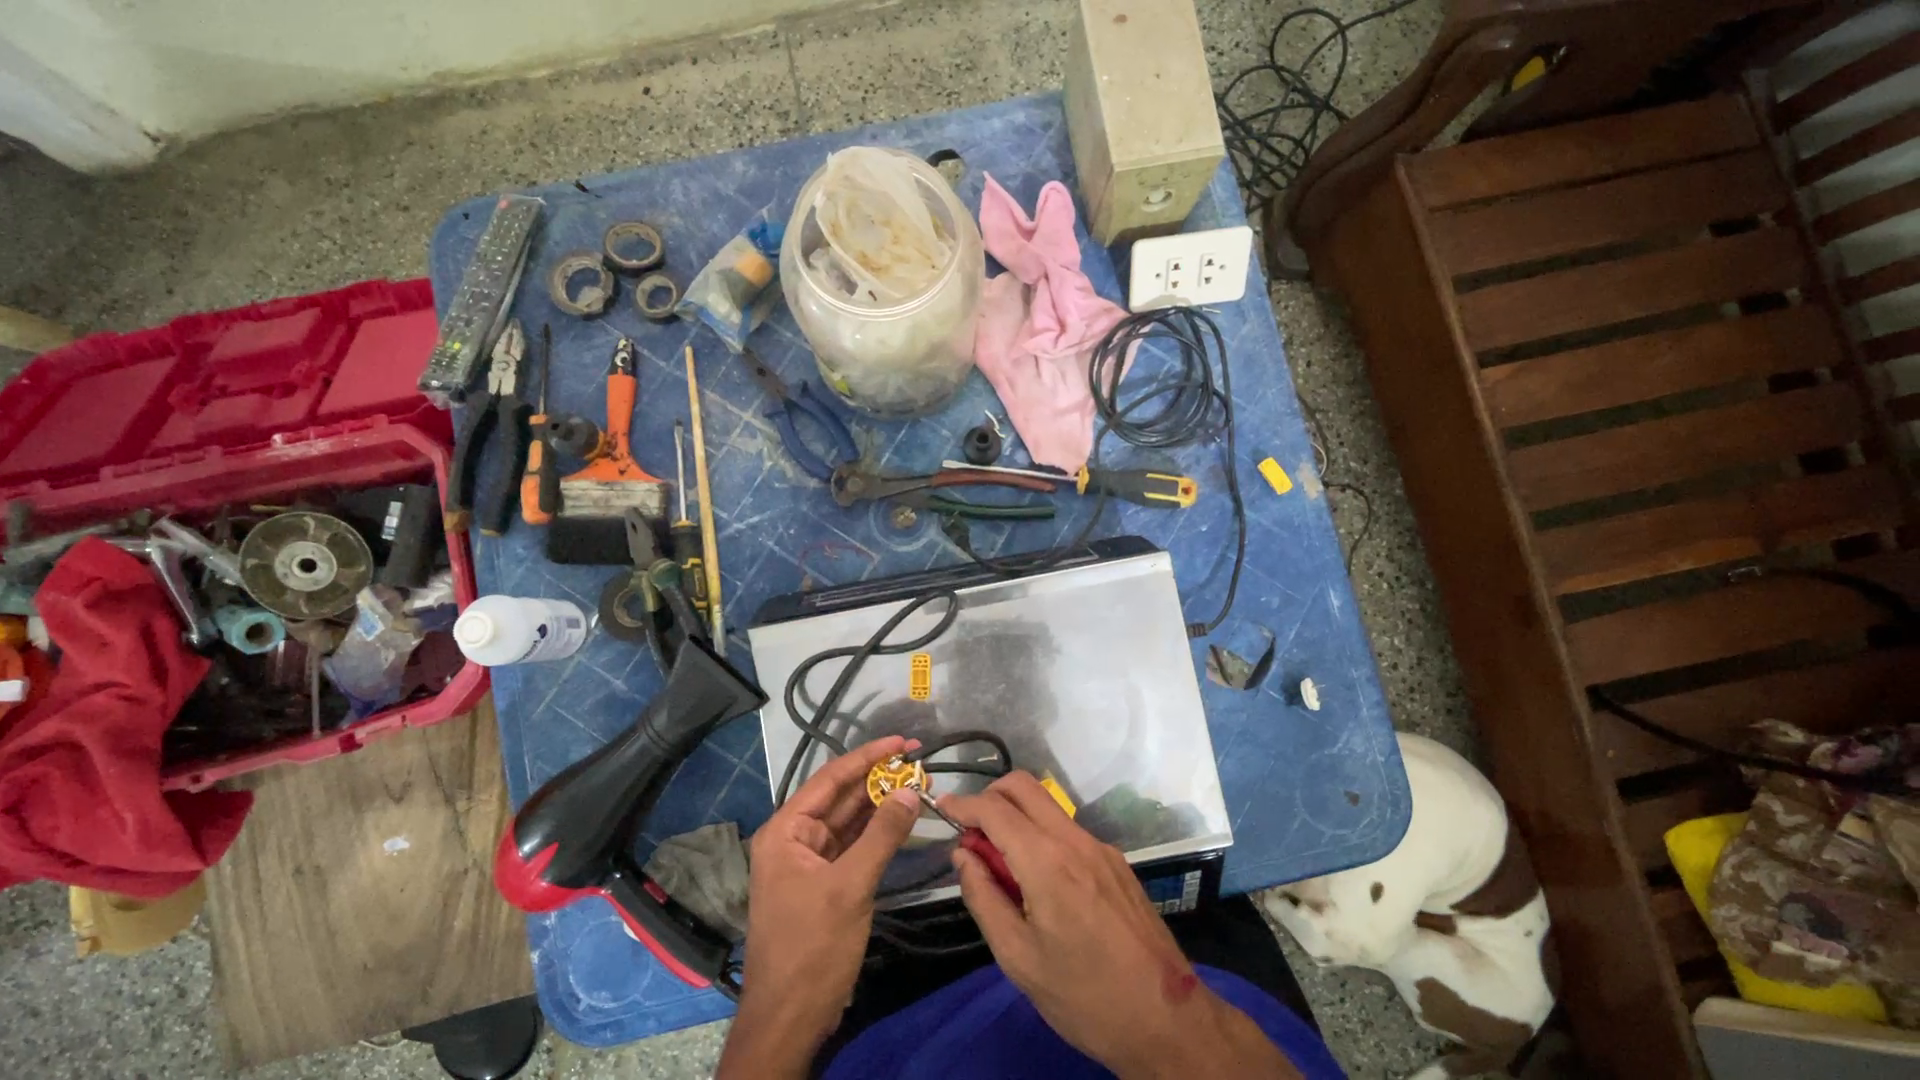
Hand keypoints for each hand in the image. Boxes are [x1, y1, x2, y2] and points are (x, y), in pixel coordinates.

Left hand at [718, 736, 920, 1076]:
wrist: (790, 1016)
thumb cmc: (812, 946)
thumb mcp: (850, 887)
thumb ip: (882, 835)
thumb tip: (910, 790)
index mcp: (786, 831)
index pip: (831, 780)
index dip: (868, 757)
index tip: (903, 741)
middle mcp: (795, 839)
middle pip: (841, 798)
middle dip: (879, 779)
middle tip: (920, 762)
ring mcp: (811, 863)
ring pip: (851, 822)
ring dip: (882, 804)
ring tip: (920, 784)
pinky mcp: (827, 884)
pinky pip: (855, 847)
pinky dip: (879, 833)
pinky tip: (904, 819)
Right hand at [943, 772, 1300, 1078]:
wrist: (1166, 1020)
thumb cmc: (1083, 996)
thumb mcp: (1018, 957)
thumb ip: (984, 898)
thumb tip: (964, 855)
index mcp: (1047, 862)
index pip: (995, 809)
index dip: (962, 804)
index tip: (940, 809)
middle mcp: (1076, 842)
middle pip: (1024, 787)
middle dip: (990, 797)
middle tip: (970, 835)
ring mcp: (1102, 850)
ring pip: (1048, 808)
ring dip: (1016, 818)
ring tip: (1000, 869)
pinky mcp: (1117, 865)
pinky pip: (1068, 833)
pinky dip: (1041, 838)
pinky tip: (1037, 884)